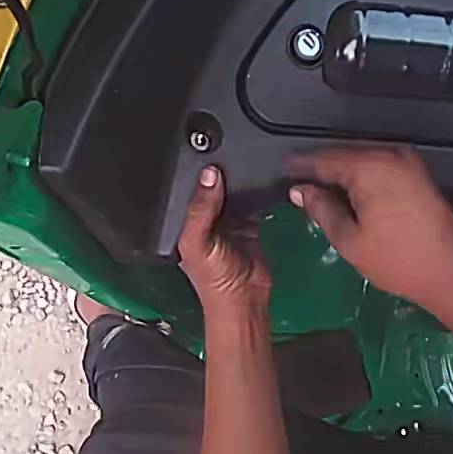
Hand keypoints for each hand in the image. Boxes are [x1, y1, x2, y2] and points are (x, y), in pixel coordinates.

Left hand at [178, 165, 270, 314]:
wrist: (245, 301)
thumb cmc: (214, 280)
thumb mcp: (197, 243)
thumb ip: (200, 210)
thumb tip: (209, 175)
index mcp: (188, 224)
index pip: (193, 191)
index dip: (200, 174)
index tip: (211, 152)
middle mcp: (209, 222)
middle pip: (216, 191)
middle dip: (224, 175)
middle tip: (234, 153)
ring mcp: (233, 225)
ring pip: (237, 196)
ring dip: (243, 184)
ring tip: (250, 163)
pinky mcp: (254, 228)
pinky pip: (256, 206)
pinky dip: (261, 197)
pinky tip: (264, 184)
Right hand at [286, 146, 452, 311]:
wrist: (449, 272)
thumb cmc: (398, 261)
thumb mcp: (350, 241)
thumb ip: (322, 210)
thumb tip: (301, 192)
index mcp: (371, 169)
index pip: (325, 160)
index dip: (301, 166)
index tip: (285, 169)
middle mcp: (390, 157)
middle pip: (345, 156)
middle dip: (320, 169)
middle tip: (298, 182)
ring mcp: (407, 164)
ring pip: (362, 161)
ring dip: (341, 174)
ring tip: (318, 189)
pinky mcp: (416, 175)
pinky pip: (379, 167)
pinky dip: (361, 177)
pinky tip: (348, 192)